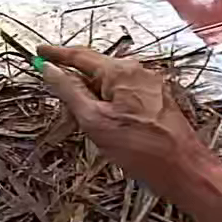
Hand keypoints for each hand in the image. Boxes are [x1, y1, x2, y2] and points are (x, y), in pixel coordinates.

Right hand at [34, 44, 212, 187]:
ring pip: (108, 83)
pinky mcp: (156, 98)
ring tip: (82, 121)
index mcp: (120, 71)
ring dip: (90, 97)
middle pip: (95, 70)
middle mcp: (137, 70)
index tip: (38, 52)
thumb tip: (48, 69)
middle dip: (74, 82)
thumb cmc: (138, 147)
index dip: (56, 54)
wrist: (184, 169)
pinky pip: (122, 92)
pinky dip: (105, 102)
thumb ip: (69, 91)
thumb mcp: (94, 120)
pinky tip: (103, 123)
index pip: (80, 56)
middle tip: (59, 104)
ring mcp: (149, 84)